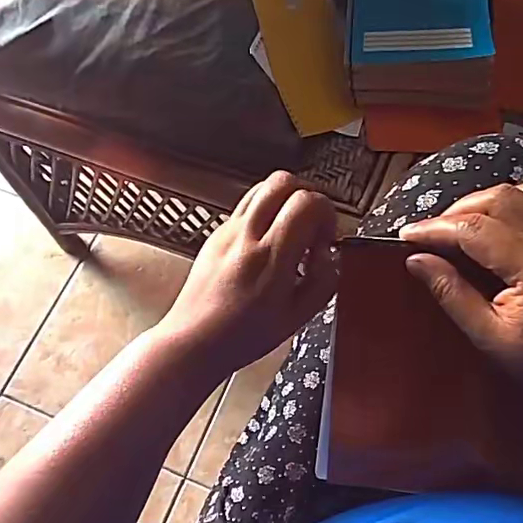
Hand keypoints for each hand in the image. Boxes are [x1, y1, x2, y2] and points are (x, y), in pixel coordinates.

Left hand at [154, 171, 338, 379]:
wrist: (194, 342)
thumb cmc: (239, 336)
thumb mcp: (297, 318)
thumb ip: (323, 282)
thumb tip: (329, 256)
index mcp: (270, 258)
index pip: (306, 203)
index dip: (327, 214)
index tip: (326, 238)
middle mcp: (246, 237)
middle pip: (283, 181)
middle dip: (308, 198)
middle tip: (312, 228)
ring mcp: (227, 232)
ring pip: (263, 187)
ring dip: (286, 203)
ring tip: (291, 235)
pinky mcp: (216, 234)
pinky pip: (248, 207)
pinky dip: (267, 215)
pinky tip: (270, 246)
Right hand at [399, 179, 522, 416]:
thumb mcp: (490, 337)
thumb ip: (452, 294)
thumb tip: (416, 259)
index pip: (475, 229)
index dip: (435, 228)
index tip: (408, 235)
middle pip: (502, 196)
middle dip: (460, 209)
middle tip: (436, 232)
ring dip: (497, 198)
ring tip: (473, 221)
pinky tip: (516, 220)